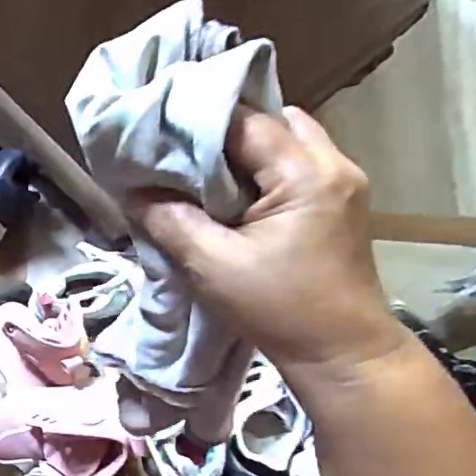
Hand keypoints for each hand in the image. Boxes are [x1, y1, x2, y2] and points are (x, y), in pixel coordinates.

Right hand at [134, 106, 406, 373]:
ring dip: (246, 152)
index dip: (200, 125)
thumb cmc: (278, 309)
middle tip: (182, 153)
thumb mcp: (213, 266)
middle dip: (225, 133)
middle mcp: (334, 166)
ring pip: (287, 142)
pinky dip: (262, 170)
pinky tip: (233, 194)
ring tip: (204, 174)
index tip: (160, 136)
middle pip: (273, 122)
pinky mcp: (339, 204)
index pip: (247, 124)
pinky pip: (296, 166)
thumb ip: (170, 222)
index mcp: (308, 176)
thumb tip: (133, 194)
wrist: (340, 353)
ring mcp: (342, 184)